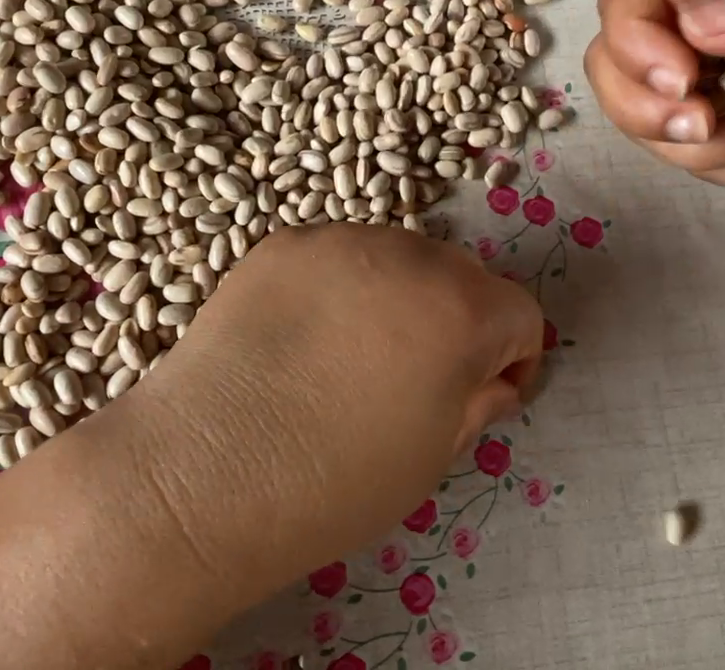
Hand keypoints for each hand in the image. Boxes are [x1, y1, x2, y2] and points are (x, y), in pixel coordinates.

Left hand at [116, 223, 542, 592]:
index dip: (511, 359)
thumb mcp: (431, 457)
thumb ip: (477, 403)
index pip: (519, 315)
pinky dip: (340, 287)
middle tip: (417, 375)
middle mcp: (409, 255)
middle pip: (461, 276)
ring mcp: (340, 240)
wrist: (204, 474)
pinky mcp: (283, 243)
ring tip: (352, 355)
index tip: (484, 393)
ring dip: (398, 296)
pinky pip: (337, 257)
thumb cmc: (334, 484)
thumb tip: (492, 379)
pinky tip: (304, 337)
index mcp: (462, 309)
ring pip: (398, 259)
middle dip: (457, 320)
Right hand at [585, 0, 724, 187]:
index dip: (633, 38)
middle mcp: (694, 26)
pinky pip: (681, 157)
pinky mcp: (711, 128)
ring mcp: (698, 80)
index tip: (683, 78)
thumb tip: (696, 20)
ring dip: (699, 147)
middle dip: (650, 108)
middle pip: (611, 62)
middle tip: (709, 125)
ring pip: (637, 118)